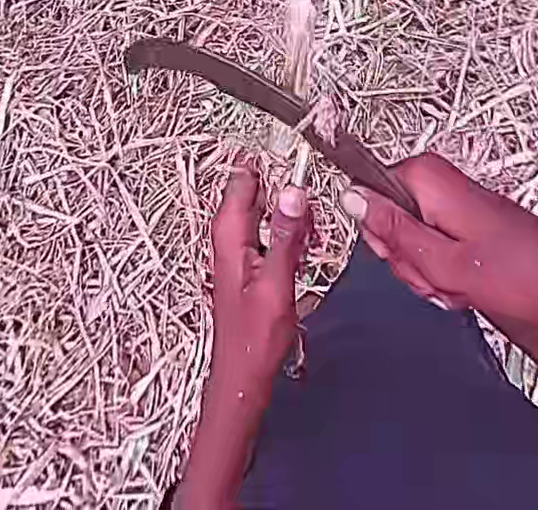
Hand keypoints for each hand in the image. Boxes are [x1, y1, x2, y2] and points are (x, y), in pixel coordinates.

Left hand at [208, 165, 311, 387]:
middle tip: (309, 219)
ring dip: (293, 218)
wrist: (244, 373)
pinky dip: (290, 234)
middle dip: (289, 196)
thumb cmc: (253, 337)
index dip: (272, 165)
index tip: (298, 164)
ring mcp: (238, 243)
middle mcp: (229, 231)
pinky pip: (271, 229)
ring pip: (269, 209)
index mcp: (228, 230)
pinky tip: (302, 251)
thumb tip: (293, 192)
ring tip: (307, 240)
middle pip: (260, 189)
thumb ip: (285, 235)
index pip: (245, 176)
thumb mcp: (276, 282)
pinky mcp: (249, 255)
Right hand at [340, 153, 537, 332]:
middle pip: (386, 220)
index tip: (413, 258)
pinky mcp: (460, 217)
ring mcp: (448, 199)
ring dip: (428, 270)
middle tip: (442, 277)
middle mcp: (434, 179)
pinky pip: (429, 243)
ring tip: (461, 283)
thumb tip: (349, 196)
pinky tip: (467, 284)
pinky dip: (443, 270)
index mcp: (425, 176)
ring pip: (408, 238)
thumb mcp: (445, 263)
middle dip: (410, 259)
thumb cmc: (526, 277)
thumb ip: (391, 229)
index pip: (367, 197)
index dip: (384, 237)